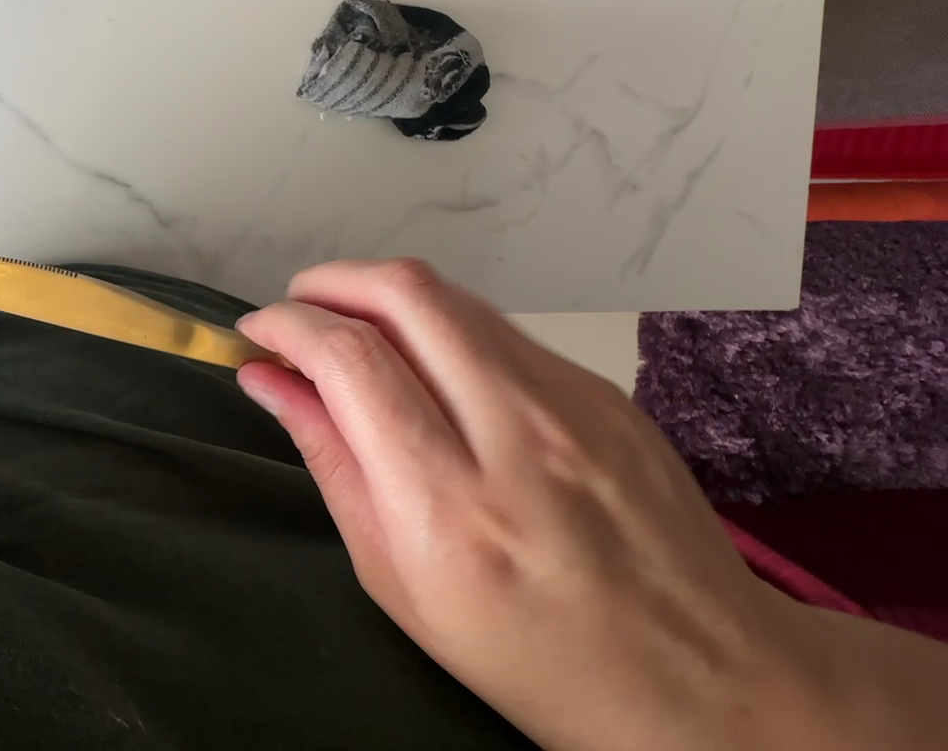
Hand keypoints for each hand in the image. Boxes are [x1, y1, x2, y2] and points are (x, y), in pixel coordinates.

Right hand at [234, 260, 834, 750]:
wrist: (705, 680)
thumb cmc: (525, 648)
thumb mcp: (391, 573)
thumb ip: (327, 458)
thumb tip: (267, 381)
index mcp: (449, 503)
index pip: (351, 360)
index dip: (286, 326)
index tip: (256, 332)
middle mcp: (517, 436)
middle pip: (404, 293)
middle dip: (327, 280)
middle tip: (295, 309)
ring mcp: (573, 403)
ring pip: (448, 295)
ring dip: (375, 293)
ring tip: (346, 330)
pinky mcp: (602, 388)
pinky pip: (493, 325)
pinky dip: (432, 324)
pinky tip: (420, 365)